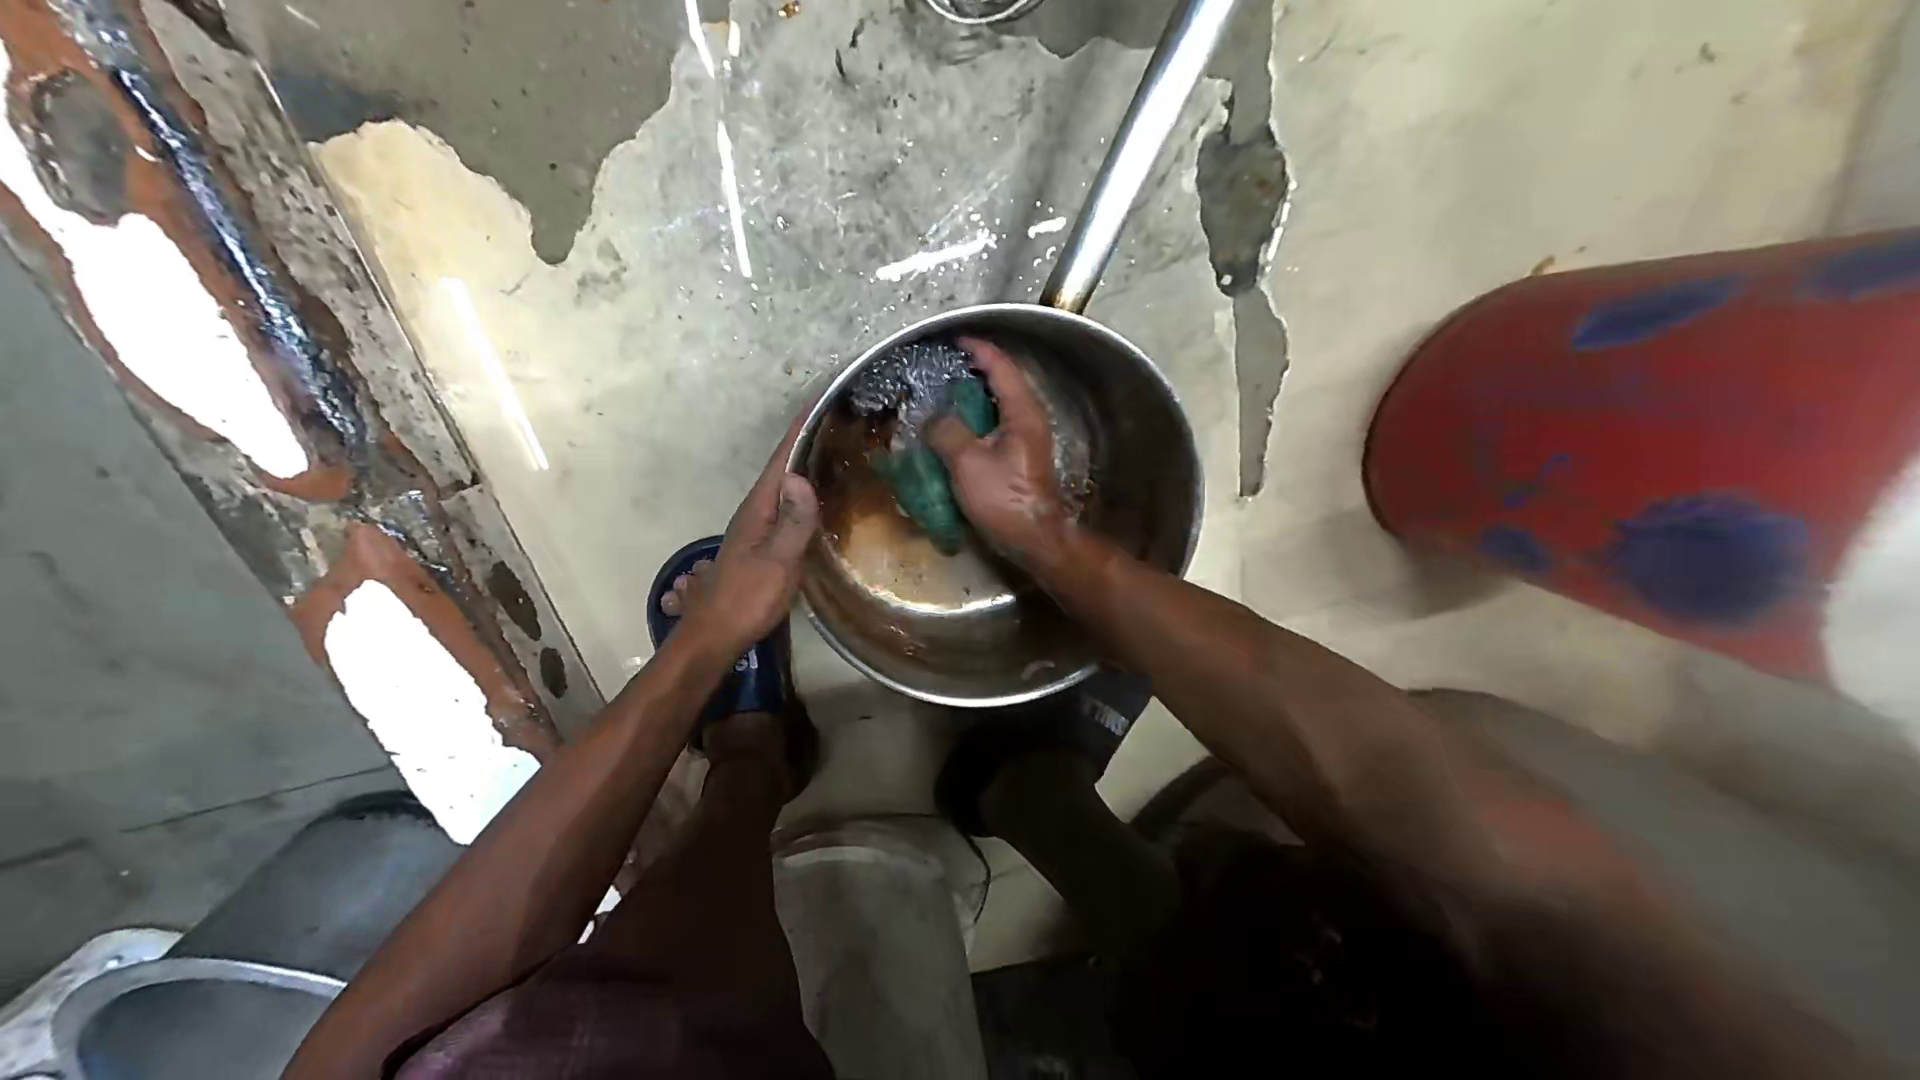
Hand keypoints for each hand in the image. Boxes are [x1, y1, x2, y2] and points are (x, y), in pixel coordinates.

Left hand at [677, 404, 820, 654]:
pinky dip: (804, 493)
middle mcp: (756, 511)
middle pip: (783, 468)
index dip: (800, 431)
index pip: (782, 460)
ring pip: (785, 487)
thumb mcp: (776, 562)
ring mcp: (758, 528)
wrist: (715, 636)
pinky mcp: (764, 544)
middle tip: (840, 422)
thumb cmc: (747, 600)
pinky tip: (820, 499)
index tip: (822, 402)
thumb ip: (792, 522)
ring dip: (806, 466)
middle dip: (807, 441)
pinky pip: (788, 507)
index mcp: (758, 509)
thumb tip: (800, 476)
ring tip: (836, 451)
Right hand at [926, 337, 1071, 564]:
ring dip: (977, 393)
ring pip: (1002, 402)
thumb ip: (947, 432)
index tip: (956, 341)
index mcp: (1023, 412)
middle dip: (977, 368)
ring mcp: (1028, 437)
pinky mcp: (1021, 455)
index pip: (1002, 367)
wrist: (1033, 537)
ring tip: (949, 389)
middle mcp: (1030, 418)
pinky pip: (998, 422)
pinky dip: (979, 415)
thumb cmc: (1005, 500)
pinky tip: (959, 424)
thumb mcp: (968, 463)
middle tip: (948, 364)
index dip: (979, 350)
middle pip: (1005, 380)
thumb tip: (934, 419)